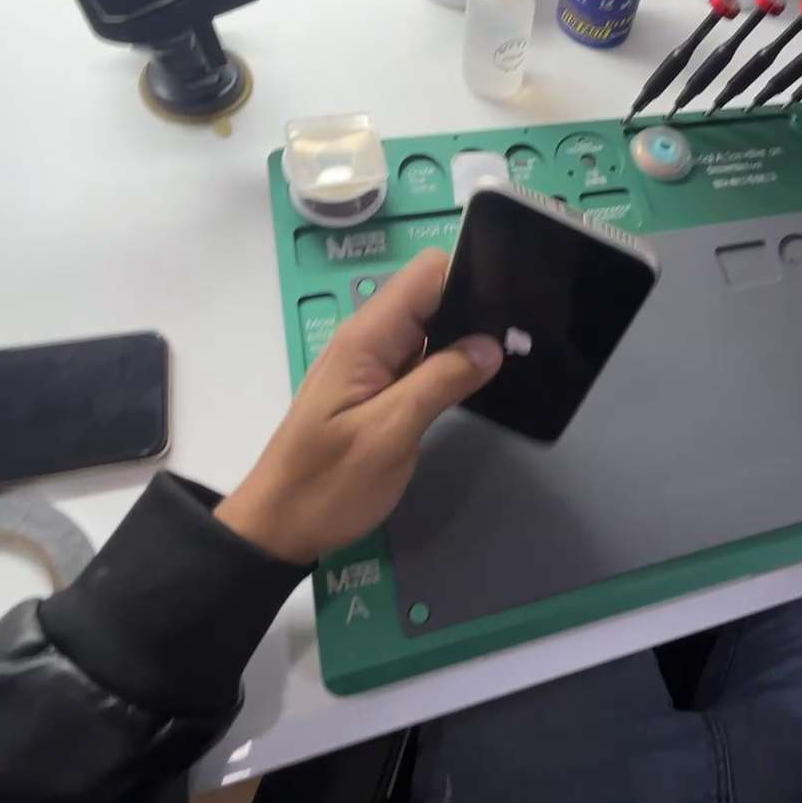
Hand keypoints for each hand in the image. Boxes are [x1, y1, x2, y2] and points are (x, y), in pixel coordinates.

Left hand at [216, 249, 501, 563]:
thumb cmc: (327, 484)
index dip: (470, 275)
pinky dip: (456, 356)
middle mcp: (372, 337)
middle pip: (432, 291)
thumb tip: (491, 345)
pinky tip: (484, 373)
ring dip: (470, 330)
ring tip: (514, 349)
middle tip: (522, 333)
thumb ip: (440, 382)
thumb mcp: (387, 435)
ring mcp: (377, 361)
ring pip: (433, 322)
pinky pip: (427, 352)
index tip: (512, 298)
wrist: (278, 528)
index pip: (426, 274)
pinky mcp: (384, 384)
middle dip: (478, 301)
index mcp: (368, 337)